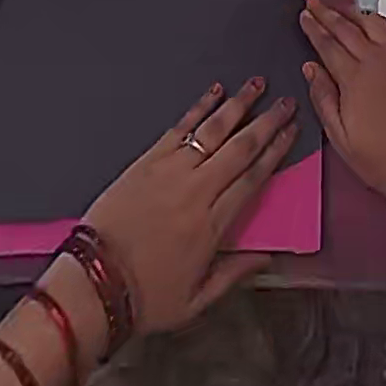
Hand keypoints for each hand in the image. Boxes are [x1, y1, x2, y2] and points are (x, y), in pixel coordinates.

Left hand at [81, 79, 297, 333]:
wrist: (93, 282)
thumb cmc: (146, 296)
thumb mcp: (197, 301)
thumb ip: (235, 274)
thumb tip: (267, 256)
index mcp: (214, 223)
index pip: (254, 176)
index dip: (277, 150)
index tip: (292, 130)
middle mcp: (199, 189)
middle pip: (241, 147)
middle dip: (268, 121)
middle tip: (287, 101)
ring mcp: (172, 170)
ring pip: (214, 129)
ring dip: (239, 104)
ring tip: (257, 84)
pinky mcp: (149, 159)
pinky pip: (181, 126)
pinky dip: (200, 106)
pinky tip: (215, 91)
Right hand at [298, 0, 385, 196]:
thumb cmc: (381, 155)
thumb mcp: (338, 134)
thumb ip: (322, 96)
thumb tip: (311, 71)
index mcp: (353, 78)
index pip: (327, 43)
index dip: (313, 27)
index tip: (305, 17)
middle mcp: (375, 62)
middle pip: (346, 27)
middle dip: (327, 12)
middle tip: (315, 3)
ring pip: (371, 23)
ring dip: (352, 11)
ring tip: (340, 4)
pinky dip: (382, 21)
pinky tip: (375, 19)